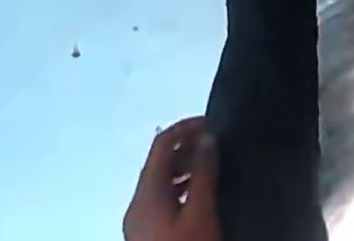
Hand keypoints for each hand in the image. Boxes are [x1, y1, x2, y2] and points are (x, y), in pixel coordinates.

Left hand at [123, 117, 218, 240]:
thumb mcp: (201, 211)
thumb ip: (203, 171)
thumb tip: (207, 137)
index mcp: (145, 194)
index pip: (162, 144)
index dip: (186, 127)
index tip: (213, 124)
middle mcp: (137, 205)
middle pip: (159, 162)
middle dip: (187, 146)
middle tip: (216, 144)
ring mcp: (139, 224)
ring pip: (160, 181)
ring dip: (184, 167)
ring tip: (212, 166)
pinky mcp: (146, 237)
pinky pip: (161, 199)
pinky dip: (180, 187)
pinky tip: (201, 194)